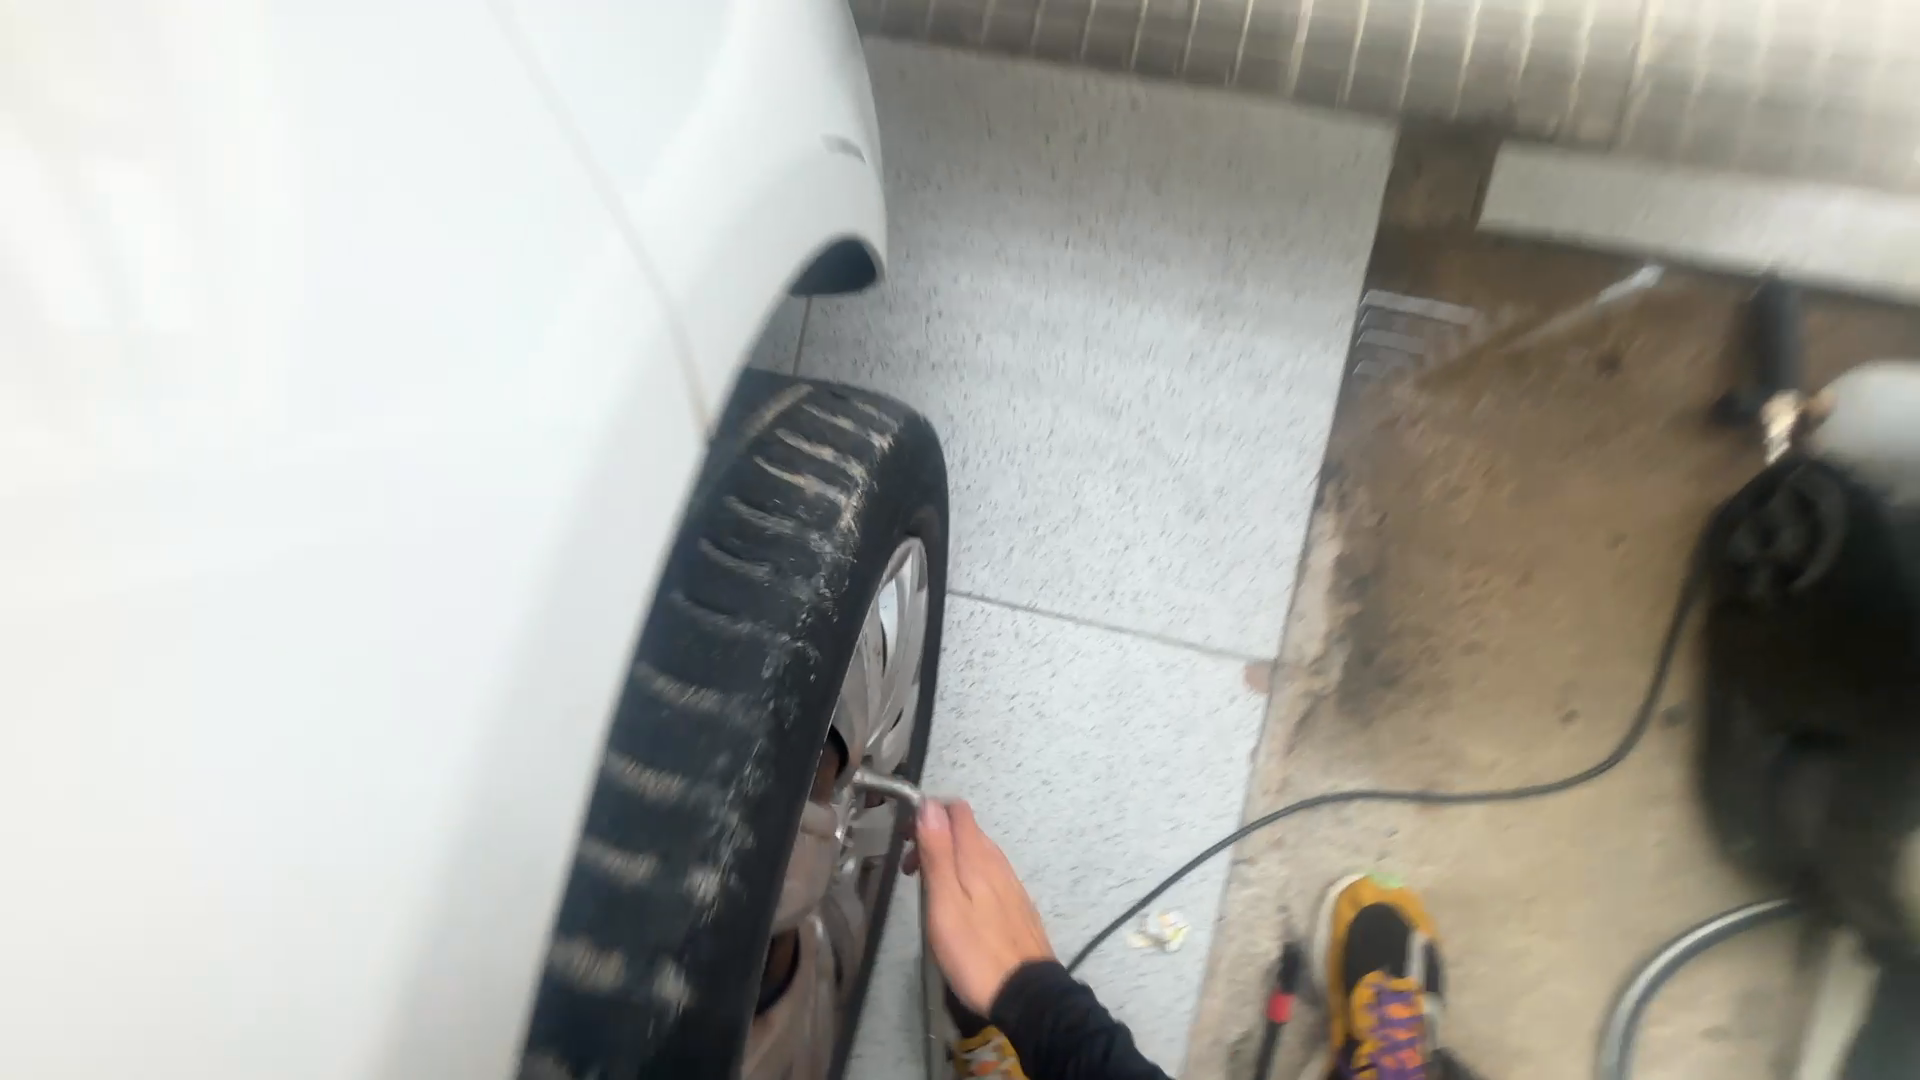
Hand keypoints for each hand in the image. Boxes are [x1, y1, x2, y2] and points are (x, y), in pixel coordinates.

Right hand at [910, 799, 1055, 1013]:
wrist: (1027, 996)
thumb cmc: (976, 950)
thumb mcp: (945, 901)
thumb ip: (938, 851)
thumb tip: (929, 805)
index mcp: (977, 854)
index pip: (955, 809)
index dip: (927, 813)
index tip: (906, 839)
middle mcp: (996, 859)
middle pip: (963, 828)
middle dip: (934, 837)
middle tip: (910, 872)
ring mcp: (1009, 881)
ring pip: (974, 852)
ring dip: (948, 858)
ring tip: (928, 892)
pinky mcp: (1015, 902)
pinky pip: (986, 873)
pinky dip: (965, 876)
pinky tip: (958, 905)